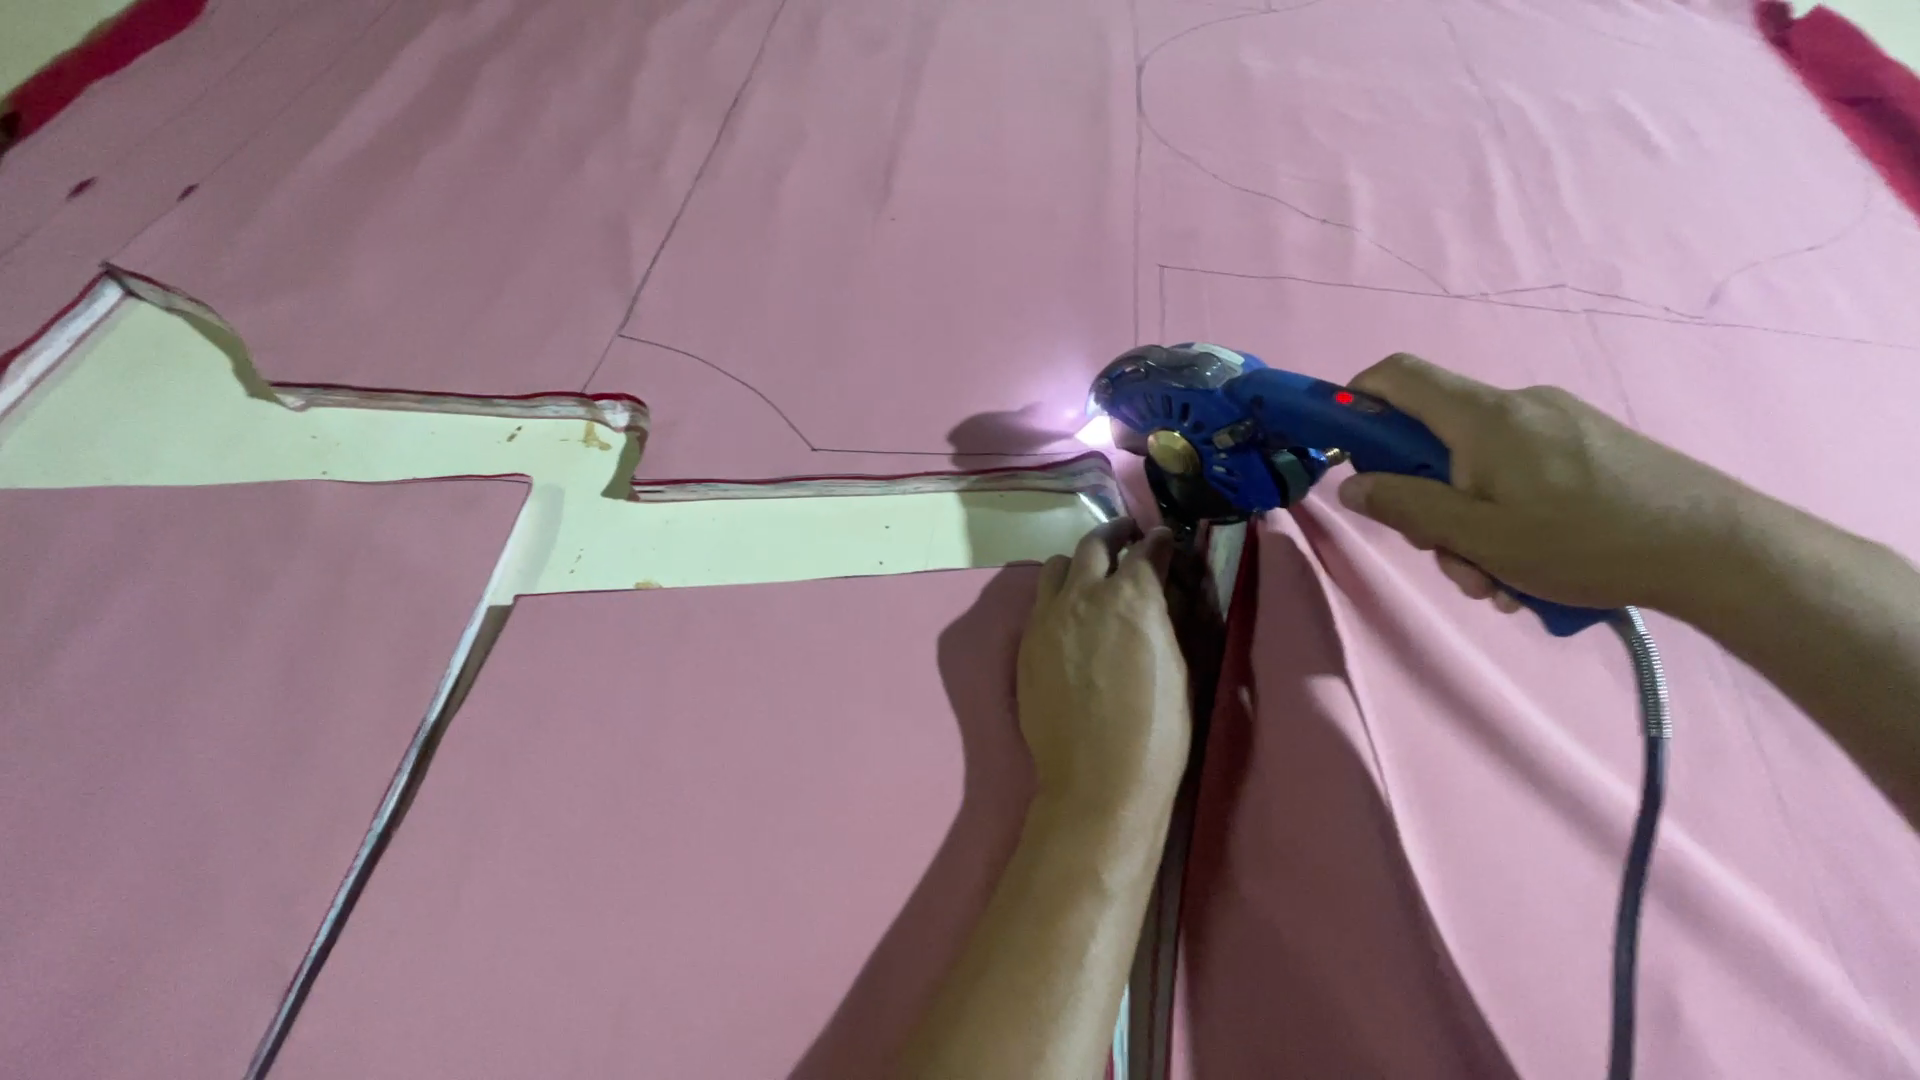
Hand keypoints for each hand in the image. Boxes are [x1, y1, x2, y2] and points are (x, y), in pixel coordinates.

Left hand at [1018, 520, 1190, 815]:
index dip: (1160, 541)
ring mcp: (1047, 617)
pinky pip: (1039, 602)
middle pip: (1095, 543)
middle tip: (1127, 537)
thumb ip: (1166, 620)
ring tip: (1091, 576)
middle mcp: (1085, 595)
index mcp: (1132, 597)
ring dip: (1078, 563)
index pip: (1147, 549)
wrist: (1097, 780)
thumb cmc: (1156, 732)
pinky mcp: (1025, 642)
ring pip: (1057, 566)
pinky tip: (1069, 616)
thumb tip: (1162, 594)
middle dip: (1115, 534)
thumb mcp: (1179, 669)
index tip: (1164, 539)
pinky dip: (1057, 597)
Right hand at [1336, 353, 1747, 611]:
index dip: (1354, 401)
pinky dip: (1505, 516)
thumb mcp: (1476, 536)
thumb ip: (1404, 506)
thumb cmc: (1583, 541)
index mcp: (1481, 418)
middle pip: (1433, 436)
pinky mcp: (1588, 446)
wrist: (1720, 550)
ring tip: (1497, 581)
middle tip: (1442, 553)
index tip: (1342, 448)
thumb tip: (1351, 484)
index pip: (1396, 376)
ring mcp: (1557, 423)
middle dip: (1422, 497)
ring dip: (1467, 523)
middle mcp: (1516, 407)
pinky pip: (1518, 473)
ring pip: (1476, 466)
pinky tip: (1529, 567)